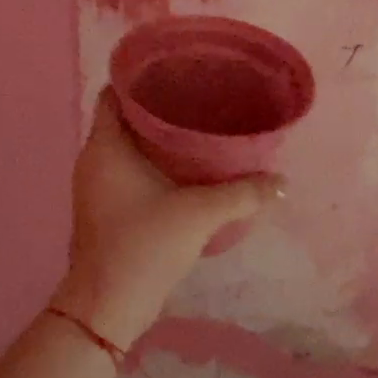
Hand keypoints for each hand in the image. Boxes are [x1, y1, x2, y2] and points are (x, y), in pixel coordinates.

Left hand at [48, 89, 284, 348]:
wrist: (105, 309)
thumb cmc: (142, 246)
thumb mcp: (199, 214)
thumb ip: (243, 194)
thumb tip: (283, 183)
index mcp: (105, 145)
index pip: (114, 91)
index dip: (140, 75)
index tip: (176, 68)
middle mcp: (94, 158)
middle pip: (124, 115)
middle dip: (158, 103)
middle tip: (199, 95)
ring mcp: (96, 185)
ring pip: (126, 143)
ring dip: (156, 134)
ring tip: (198, 126)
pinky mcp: (104, 208)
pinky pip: (127, 166)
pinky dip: (151, 159)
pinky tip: (184, 166)